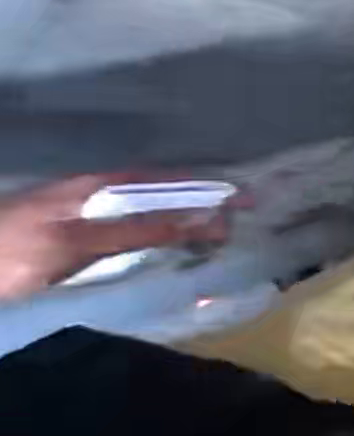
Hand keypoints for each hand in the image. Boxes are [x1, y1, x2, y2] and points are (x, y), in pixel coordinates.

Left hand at [0, 175, 230, 301]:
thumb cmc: (2, 253)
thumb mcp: (72, 241)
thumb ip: (140, 231)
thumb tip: (208, 222)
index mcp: (91, 189)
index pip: (163, 179)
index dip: (206, 185)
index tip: (248, 197)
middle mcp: (92, 201)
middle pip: (160, 199)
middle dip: (204, 208)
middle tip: (243, 222)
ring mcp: (85, 226)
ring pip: (151, 221)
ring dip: (188, 229)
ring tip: (223, 241)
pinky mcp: (79, 250)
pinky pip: (135, 242)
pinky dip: (165, 246)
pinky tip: (182, 256)